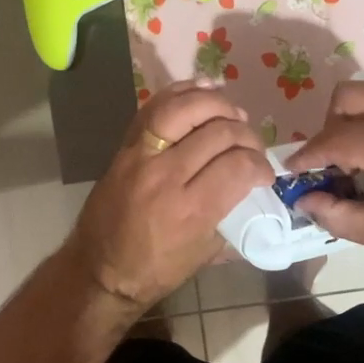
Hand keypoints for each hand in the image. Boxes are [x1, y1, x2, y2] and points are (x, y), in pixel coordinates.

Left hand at [61, 78, 273, 309]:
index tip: (264, 173)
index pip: (238, 166)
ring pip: (183, 108)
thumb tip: (253, 185)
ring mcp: (141, 156)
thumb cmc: (156, 270)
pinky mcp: (125, 147)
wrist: (99, 268)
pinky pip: (154, 107)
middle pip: (218, 132)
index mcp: (190, 209)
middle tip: (252, 146)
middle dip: (246, 135)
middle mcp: (165, 175)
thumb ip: (231, 214)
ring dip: (216, 103)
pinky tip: (203, 92)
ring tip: (233, 113)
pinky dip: (181, 93)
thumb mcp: (205, 253)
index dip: (260, 165)